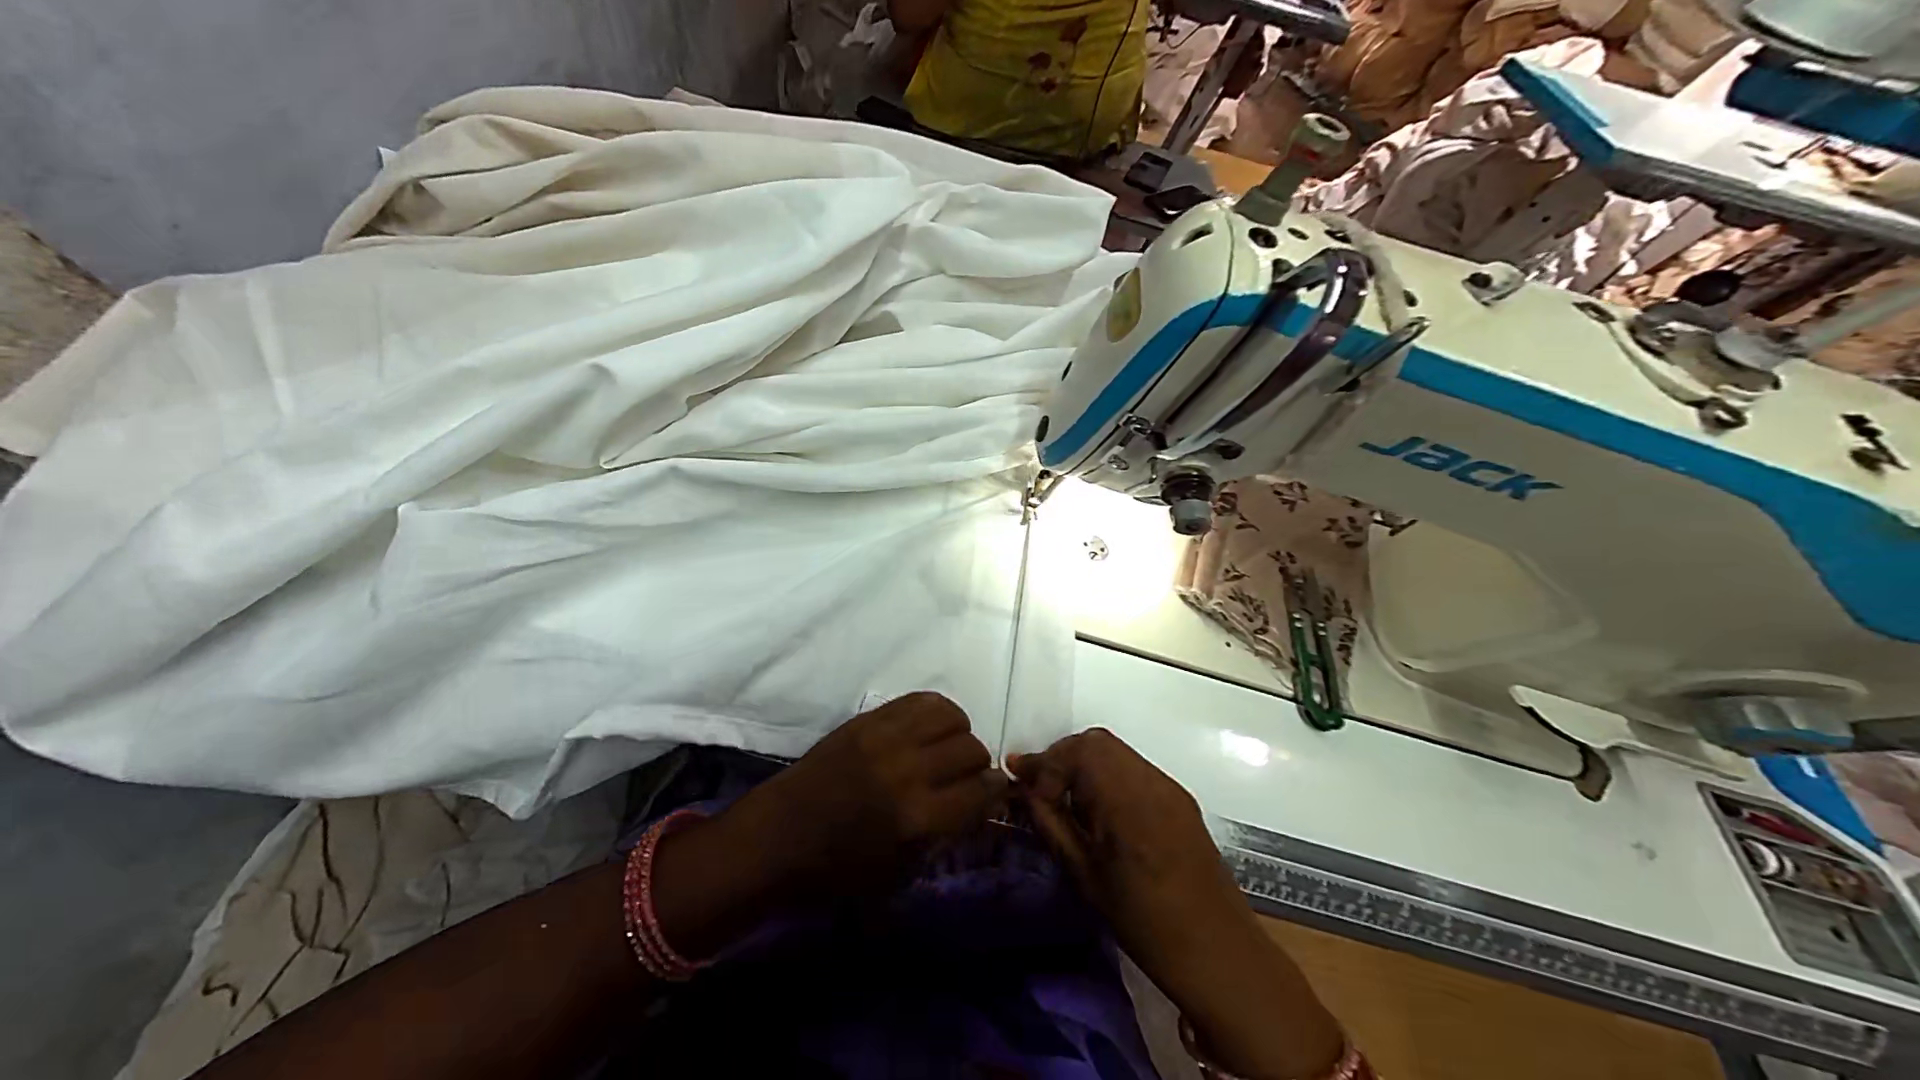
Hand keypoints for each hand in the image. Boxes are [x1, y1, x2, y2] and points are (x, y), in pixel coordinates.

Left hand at [728, 691, 1008, 897]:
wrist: (779, 837)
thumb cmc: (838, 870)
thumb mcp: (900, 871)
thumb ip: (946, 834)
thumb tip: (981, 803)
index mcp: (917, 818)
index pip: (981, 791)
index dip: (995, 792)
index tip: (993, 793)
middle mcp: (907, 770)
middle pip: (971, 750)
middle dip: (977, 766)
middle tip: (963, 777)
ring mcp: (885, 738)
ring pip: (951, 716)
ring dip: (958, 734)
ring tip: (945, 748)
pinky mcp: (868, 719)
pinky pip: (920, 700)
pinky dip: (935, 713)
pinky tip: (927, 730)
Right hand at [1009, 729, 1249, 986]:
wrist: (1219, 953)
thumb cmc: (1143, 924)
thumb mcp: (1084, 876)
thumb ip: (1051, 824)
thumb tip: (1022, 790)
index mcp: (1127, 801)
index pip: (1077, 752)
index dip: (1043, 763)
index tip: (1020, 785)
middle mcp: (1152, 782)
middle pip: (1096, 742)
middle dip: (1061, 759)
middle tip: (1041, 793)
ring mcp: (1170, 788)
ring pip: (1116, 752)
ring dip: (1084, 767)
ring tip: (1067, 804)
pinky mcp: (1180, 799)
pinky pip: (1134, 769)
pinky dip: (1107, 777)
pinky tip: (1098, 812)